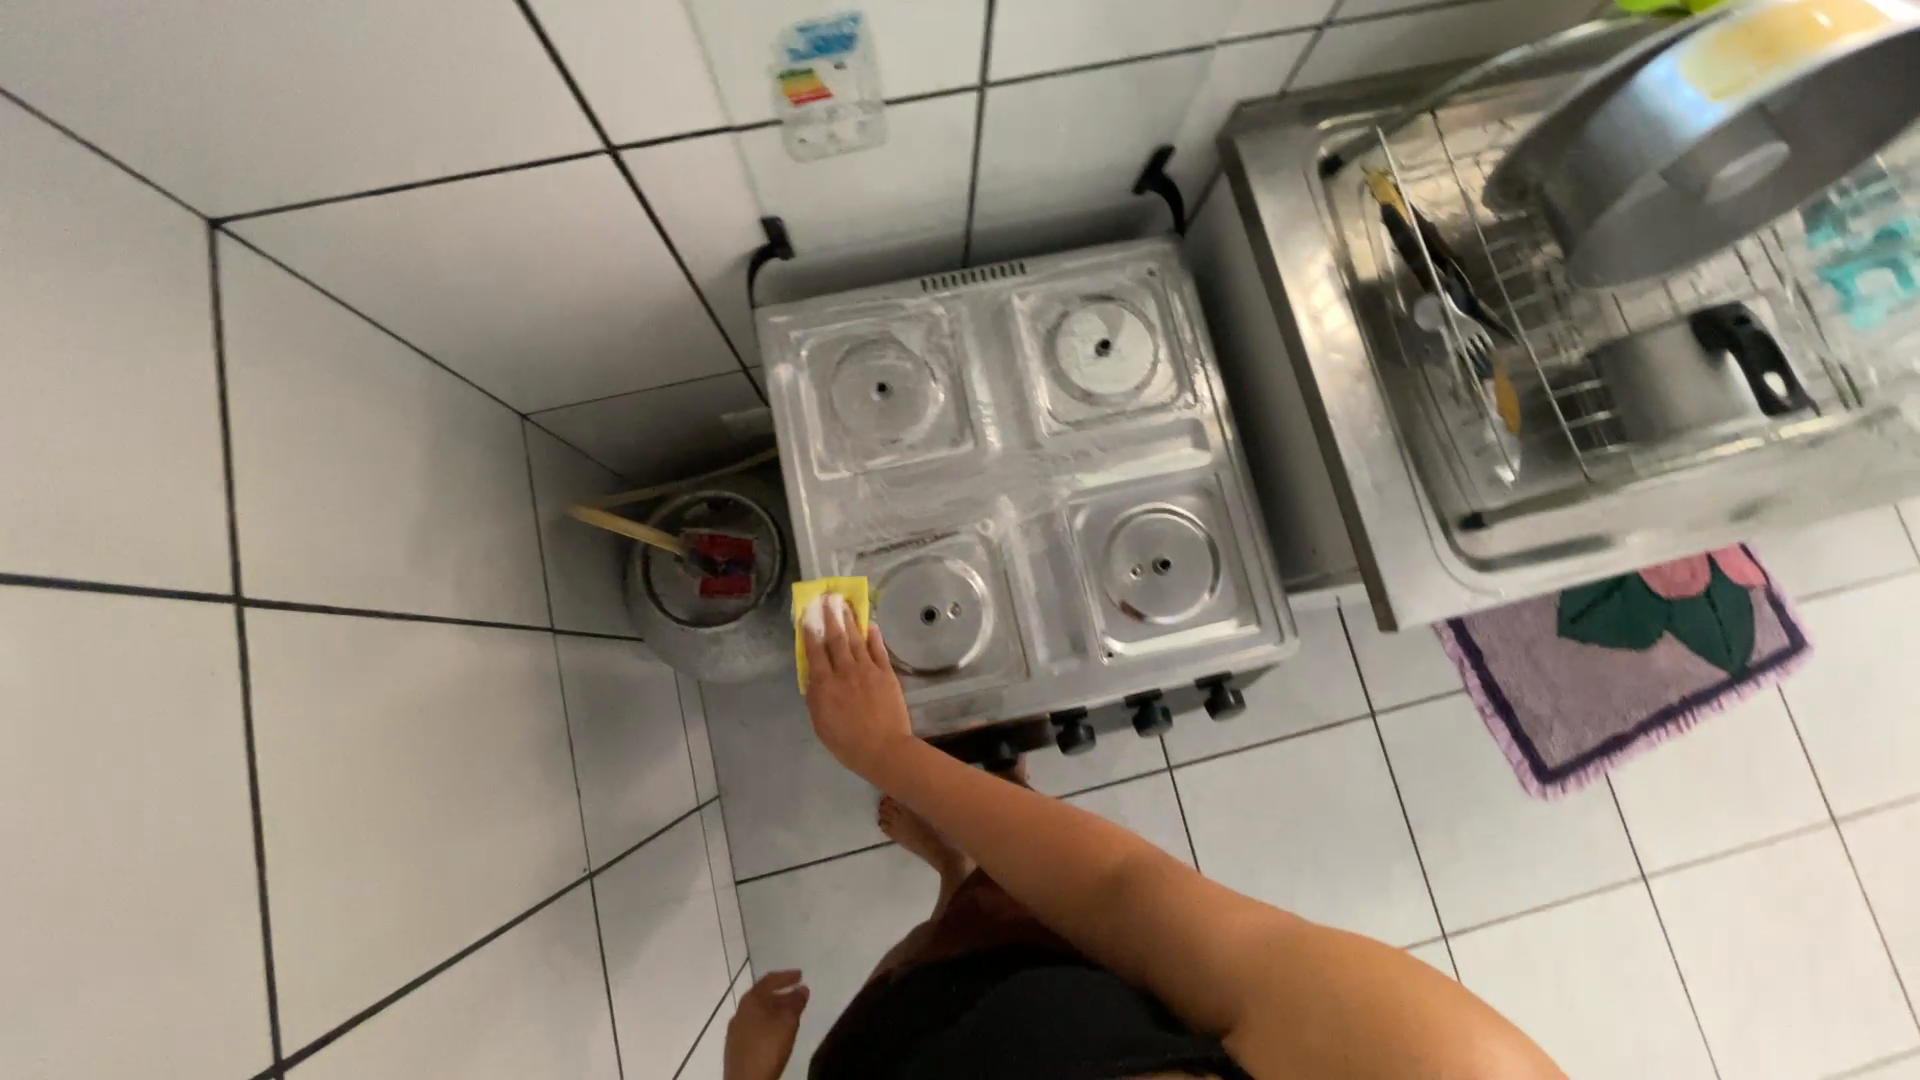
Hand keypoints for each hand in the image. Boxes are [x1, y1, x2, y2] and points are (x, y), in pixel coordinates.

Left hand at [724, 970, 809, 1079]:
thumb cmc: (768, 1048)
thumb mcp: (788, 1022)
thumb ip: (796, 1003)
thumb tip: (802, 989)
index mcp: (751, 1000)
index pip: (769, 980)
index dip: (786, 976)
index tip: (801, 975)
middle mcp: (740, 1011)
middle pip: (763, 996)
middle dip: (782, 995)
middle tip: (798, 996)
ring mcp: (735, 1030)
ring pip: (758, 1013)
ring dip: (775, 1010)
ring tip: (791, 1015)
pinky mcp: (735, 1047)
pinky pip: (754, 1026)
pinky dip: (767, 1023)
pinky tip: (776, 1033)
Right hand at [802, 594, 913, 779]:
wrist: (883, 748)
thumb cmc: (847, 743)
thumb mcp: (821, 723)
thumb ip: (815, 697)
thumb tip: (813, 676)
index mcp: (825, 685)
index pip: (815, 652)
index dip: (811, 632)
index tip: (808, 615)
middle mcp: (844, 671)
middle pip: (836, 639)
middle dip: (830, 617)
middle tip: (827, 598)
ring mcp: (867, 669)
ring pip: (856, 639)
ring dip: (850, 620)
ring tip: (844, 604)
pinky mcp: (886, 673)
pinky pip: (878, 649)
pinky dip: (874, 636)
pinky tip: (870, 624)